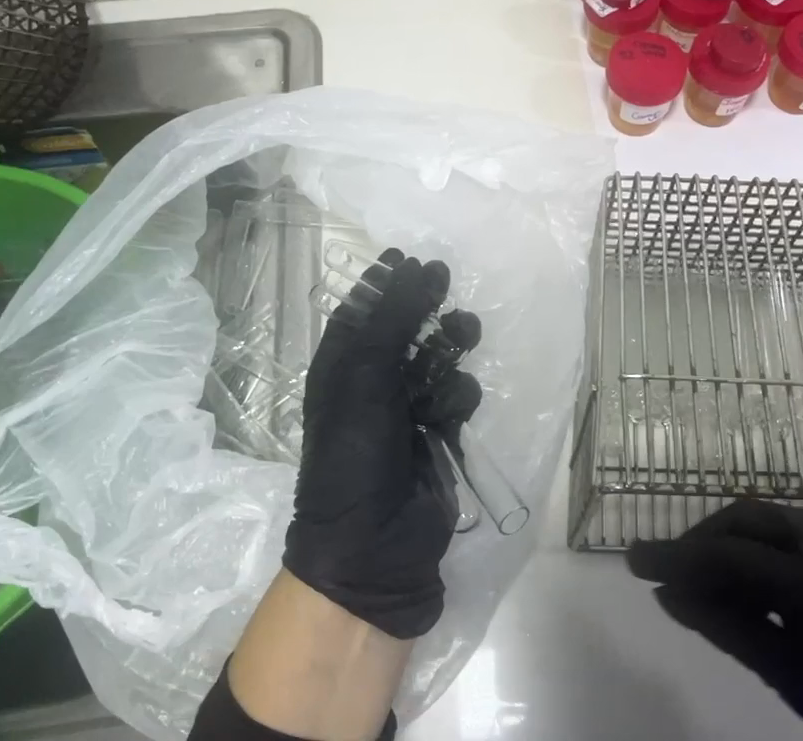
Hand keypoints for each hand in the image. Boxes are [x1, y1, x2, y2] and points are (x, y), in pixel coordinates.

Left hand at [283, 249, 480, 639]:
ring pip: (438, 358)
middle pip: (407, 328)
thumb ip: (393, 319)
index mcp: (340, 366)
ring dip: (450, 347)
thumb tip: (417, 265)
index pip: (364, 309)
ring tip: (462, 343)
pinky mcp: (437, 433)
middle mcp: (371, 382)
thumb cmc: (355, 453)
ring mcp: (406, 409)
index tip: (417, 259)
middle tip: (448, 301)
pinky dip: (457, 397)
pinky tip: (450, 412)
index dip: (388, 282)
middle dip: (429, 312)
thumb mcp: (365, 377)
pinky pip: (455, 395)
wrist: (374, 542)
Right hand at [627, 500, 802, 740]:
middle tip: (675, 572)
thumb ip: (729, 628)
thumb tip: (670, 596)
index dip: (674, 556)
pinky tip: (770, 583)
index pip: (726, 554)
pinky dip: (779, 548)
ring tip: (717, 581)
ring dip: (741, 543)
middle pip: (750, 516)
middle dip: (705, 540)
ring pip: (780, 518)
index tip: (634, 560)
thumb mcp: (797, 679)